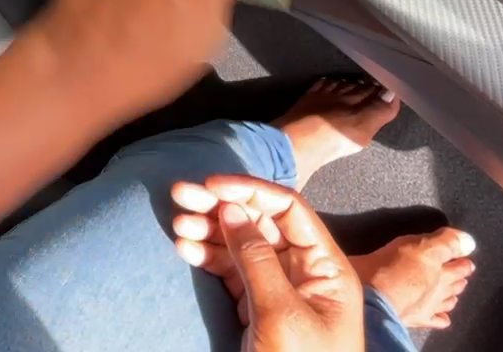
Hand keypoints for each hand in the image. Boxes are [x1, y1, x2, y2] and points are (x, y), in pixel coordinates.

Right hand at [170, 176, 364, 351]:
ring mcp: (278, 289)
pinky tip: (185, 248)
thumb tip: (232, 208)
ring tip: (177, 225)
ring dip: (207, 230)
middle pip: (258, 222)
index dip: (250, 190)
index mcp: (325, 268)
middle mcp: (303, 271)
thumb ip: (257, 259)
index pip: (288, 210)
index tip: (211, 186)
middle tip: (179, 194)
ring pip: (239, 243)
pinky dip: (206, 256)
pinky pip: (229, 269)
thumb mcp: (282, 315)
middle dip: (219, 207)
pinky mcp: (256, 306)